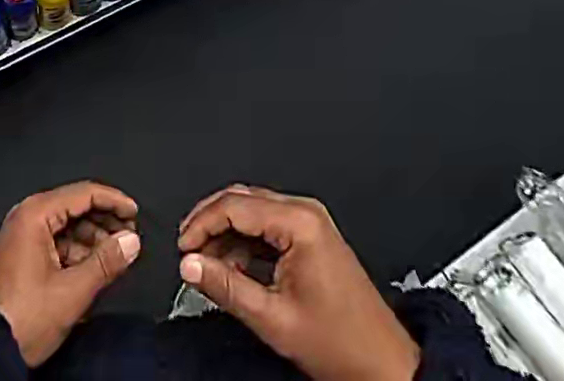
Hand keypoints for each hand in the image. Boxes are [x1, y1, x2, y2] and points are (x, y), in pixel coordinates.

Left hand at [0, 181, 141, 366]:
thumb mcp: (72, 291)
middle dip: (105, 222)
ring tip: (114, 258)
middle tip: (129, 238)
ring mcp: (23, 234)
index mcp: (36, 214)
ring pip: (69, 225)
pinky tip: (94, 268)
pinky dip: (78, 251)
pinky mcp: (22, 253)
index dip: (115, 202)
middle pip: (77, 206)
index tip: (135, 214)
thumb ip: (107, 262)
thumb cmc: (23, 318)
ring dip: (94, 239)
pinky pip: (58, 241)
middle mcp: (28, 216)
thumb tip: (132, 241)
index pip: (85, 193)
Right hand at [176, 185, 419, 380]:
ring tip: (207, 266)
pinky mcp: (310, 235)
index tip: (183, 246)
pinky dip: (245, 241)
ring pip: (253, 211)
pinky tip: (232, 267)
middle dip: (210, 223)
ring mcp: (309, 222)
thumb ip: (227, 286)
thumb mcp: (273, 318)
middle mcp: (306, 213)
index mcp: (300, 222)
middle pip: (243, 200)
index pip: (236, 205)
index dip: (202, 223)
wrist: (380, 362)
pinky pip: (268, 225)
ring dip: (226, 234)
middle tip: (188, 250)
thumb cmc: (340, 342)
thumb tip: (191, 265)